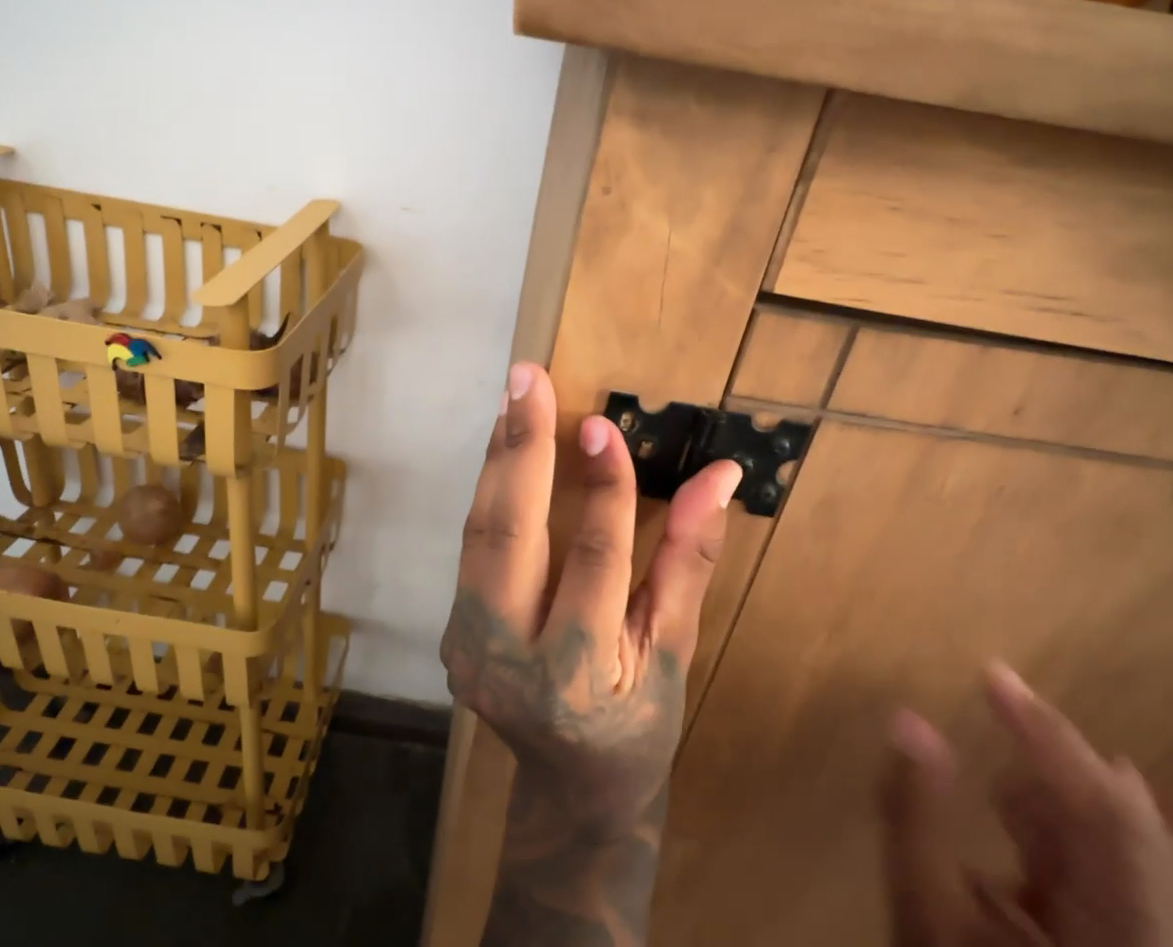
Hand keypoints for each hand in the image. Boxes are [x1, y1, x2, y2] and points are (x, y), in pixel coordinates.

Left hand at [440, 362, 741, 945]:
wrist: (572, 792)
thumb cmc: (638, 726)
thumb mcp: (672, 652)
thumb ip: (687, 563)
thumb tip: (719, 477)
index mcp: (575, 673)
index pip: (593, 560)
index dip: (603, 488)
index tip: (602, 424)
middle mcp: (506, 658)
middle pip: (508, 535)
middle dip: (519, 450)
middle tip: (528, 379)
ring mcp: (468, 647)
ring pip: (478, 535)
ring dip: (498, 461)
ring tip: (515, 400)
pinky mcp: (453, 634)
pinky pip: (472, 550)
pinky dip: (491, 495)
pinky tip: (507, 452)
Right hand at [883, 665, 1172, 946]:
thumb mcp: (928, 915)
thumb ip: (915, 814)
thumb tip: (907, 719)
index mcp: (1126, 917)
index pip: (1100, 798)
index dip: (1046, 729)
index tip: (991, 674)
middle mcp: (1163, 926)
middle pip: (1125, 822)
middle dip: (1054, 768)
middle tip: (997, 720)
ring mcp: (1157, 938)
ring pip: (1129, 850)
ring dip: (1062, 808)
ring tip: (1010, 786)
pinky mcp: (1136, 944)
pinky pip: (1122, 878)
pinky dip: (1069, 846)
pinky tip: (1033, 830)